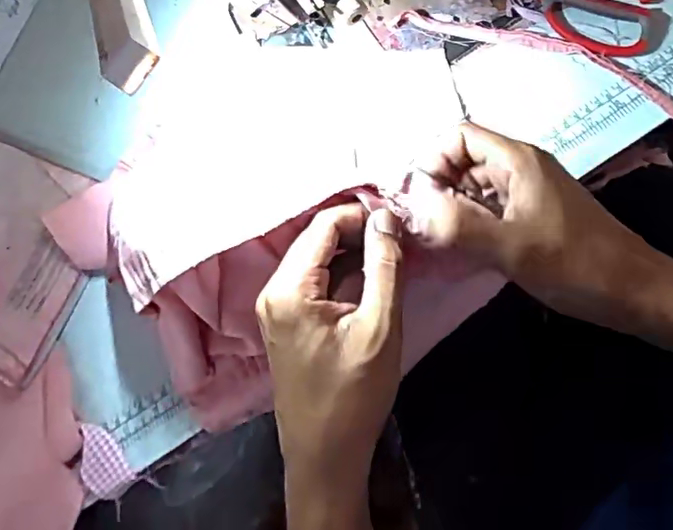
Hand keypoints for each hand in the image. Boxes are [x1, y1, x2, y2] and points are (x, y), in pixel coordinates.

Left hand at [257, 204, 403, 528]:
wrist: (325, 459)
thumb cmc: (353, 394)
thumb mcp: (379, 325)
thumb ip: (384, 264)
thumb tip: (385, 215)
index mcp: (289, 289)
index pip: (325, 223)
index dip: (362, 213)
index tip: (398, 217)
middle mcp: (274, 290)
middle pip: (318, 236)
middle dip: (359, 228)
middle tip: (398, 232)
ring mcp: (277, 305)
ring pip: (319, 255)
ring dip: (354, 248)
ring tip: (392, 249)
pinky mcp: (288, 318)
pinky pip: (317, 276)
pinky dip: (345, 269)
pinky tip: (374, 274)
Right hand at [405, 123, 667, 327]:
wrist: (632, 288)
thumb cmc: (574, 263)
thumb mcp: (511, 247)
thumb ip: (459, 225)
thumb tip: (414, 206)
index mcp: (517, 159)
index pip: (460, 135)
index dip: (433, 159)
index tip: (419, 199)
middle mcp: (521, 165)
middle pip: (466, 158)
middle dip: (439, 184)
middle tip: (421, 225)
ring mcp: (530, 188)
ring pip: (477, 184)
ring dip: (454, 205)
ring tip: (438, 240)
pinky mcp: (535, 212)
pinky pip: (493, 205)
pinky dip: (473, 220)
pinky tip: (463, 248)